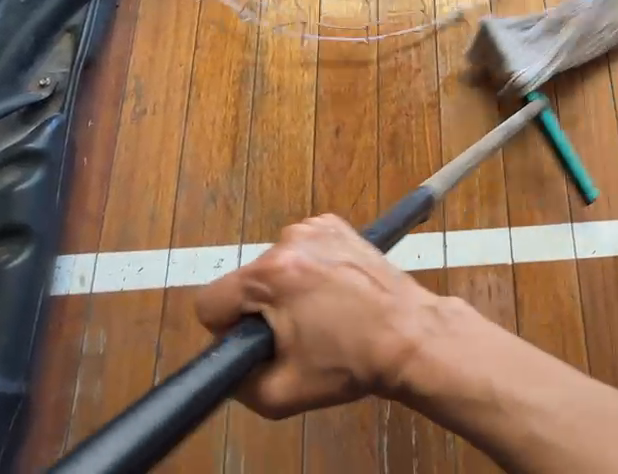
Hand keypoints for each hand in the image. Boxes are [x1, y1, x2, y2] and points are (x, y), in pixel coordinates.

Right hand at [192, 214, 443, 418]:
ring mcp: (316, 227)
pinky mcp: (336, 224)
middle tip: (297, 332)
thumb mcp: (278, 393)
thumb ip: (235, 379)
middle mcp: (290, 240)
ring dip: (286, 286)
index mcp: (271, 276)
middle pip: (246, 281)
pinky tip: (332, 290)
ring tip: (321, 312)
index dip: (225, 329)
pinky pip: (302, 248)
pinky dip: (309, 267)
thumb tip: (226, 356)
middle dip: (261, 308)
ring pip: (274, 264)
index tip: (253, 342)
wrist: (407, 333)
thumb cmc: (349, 363)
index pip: (210, 301)